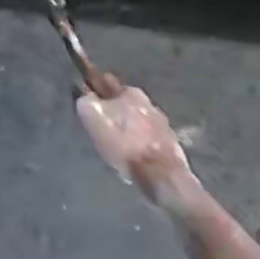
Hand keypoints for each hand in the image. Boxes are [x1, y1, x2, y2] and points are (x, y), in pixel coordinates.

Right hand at [76, 86, 195, 203]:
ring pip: (138, 121)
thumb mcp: (91, 115)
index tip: (88, 98)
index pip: (106, 81)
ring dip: (129, 128)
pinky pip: (149, 140)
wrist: (163, 177)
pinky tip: (133, 155)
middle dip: (114, 110)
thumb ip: (85, 99)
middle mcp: (150, 104)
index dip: (95, 89)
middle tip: (101, 123)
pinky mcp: (173, 148)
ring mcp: (165, 126)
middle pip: (124, 103)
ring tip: (117, 143)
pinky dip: (140, 144)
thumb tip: (86, 94)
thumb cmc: (123, 142)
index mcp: (131, 92)